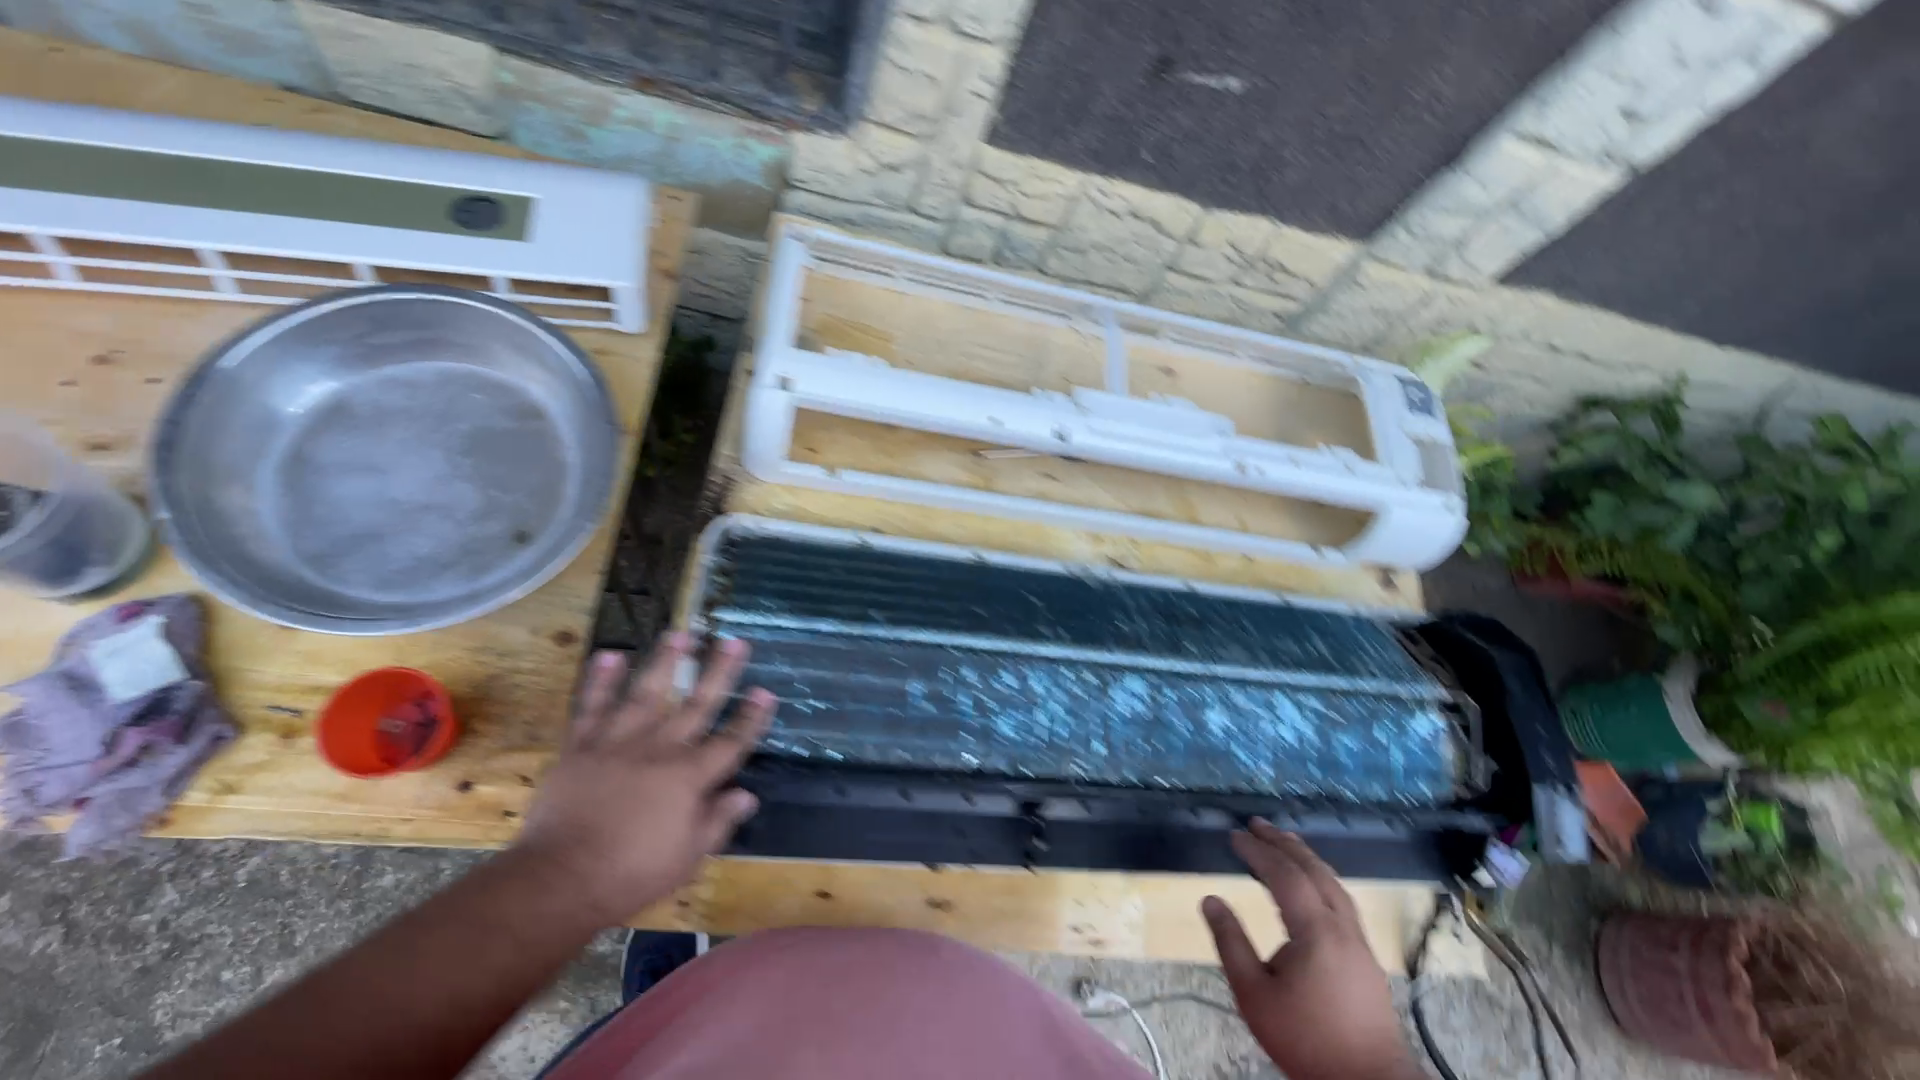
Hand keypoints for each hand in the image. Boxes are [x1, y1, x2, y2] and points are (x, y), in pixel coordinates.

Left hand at [510, 633, 777, 925]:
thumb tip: (746, 795)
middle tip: (735, 641)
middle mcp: (659, 750)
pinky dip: (600, 680)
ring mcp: (617, 744)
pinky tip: (610, 655)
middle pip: (696, 705)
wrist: (560, 878)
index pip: (730, 742)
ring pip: (647, 693)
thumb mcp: (688, 857)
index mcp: (689, 778)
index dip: (751, 717)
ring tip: (680, 634)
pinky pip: (591, 707)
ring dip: (665, 662)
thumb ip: (717, 821)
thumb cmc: (631, 874)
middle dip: (720, 672)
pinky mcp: (580, 748)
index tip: (766, 691)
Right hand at [1203, 819, 1419, 1079]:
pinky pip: (1342, 901)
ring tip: (1285, 844)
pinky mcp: (1367, 958)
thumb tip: (1210, 899)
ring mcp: (1360, 941)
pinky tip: (1312, 887)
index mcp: (1316, 929)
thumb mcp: (1253, 993)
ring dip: (1307, 858)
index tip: (1234, 835)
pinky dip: (1321, 879)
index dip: (1258, 851)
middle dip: (1284, 843)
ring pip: (1334, 884)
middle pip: (1315, 870)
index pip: (1284, 874)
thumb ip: (1231, 942)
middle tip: (1257, 825)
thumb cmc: (1304, 1038)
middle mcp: (1342, 926)